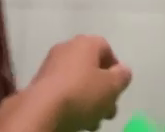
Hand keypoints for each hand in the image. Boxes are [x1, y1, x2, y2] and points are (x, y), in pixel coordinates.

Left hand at [0, 35, 132, 131]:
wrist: (42, 109)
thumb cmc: (81, 93)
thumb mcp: (111, 87)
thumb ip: (122, 77)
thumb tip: (124, 70)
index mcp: (87, 42)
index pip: (107, 49)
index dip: (115, 70)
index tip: (117, 91)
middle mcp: (69, 47)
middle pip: (92, 67)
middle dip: (102, 90)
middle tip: (107, 111)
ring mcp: (52, 63)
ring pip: (77, 80)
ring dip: (88, 99)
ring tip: (92, 122)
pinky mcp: (40, 81)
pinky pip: (63, 89)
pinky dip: (71, 101)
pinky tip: (75, 119)